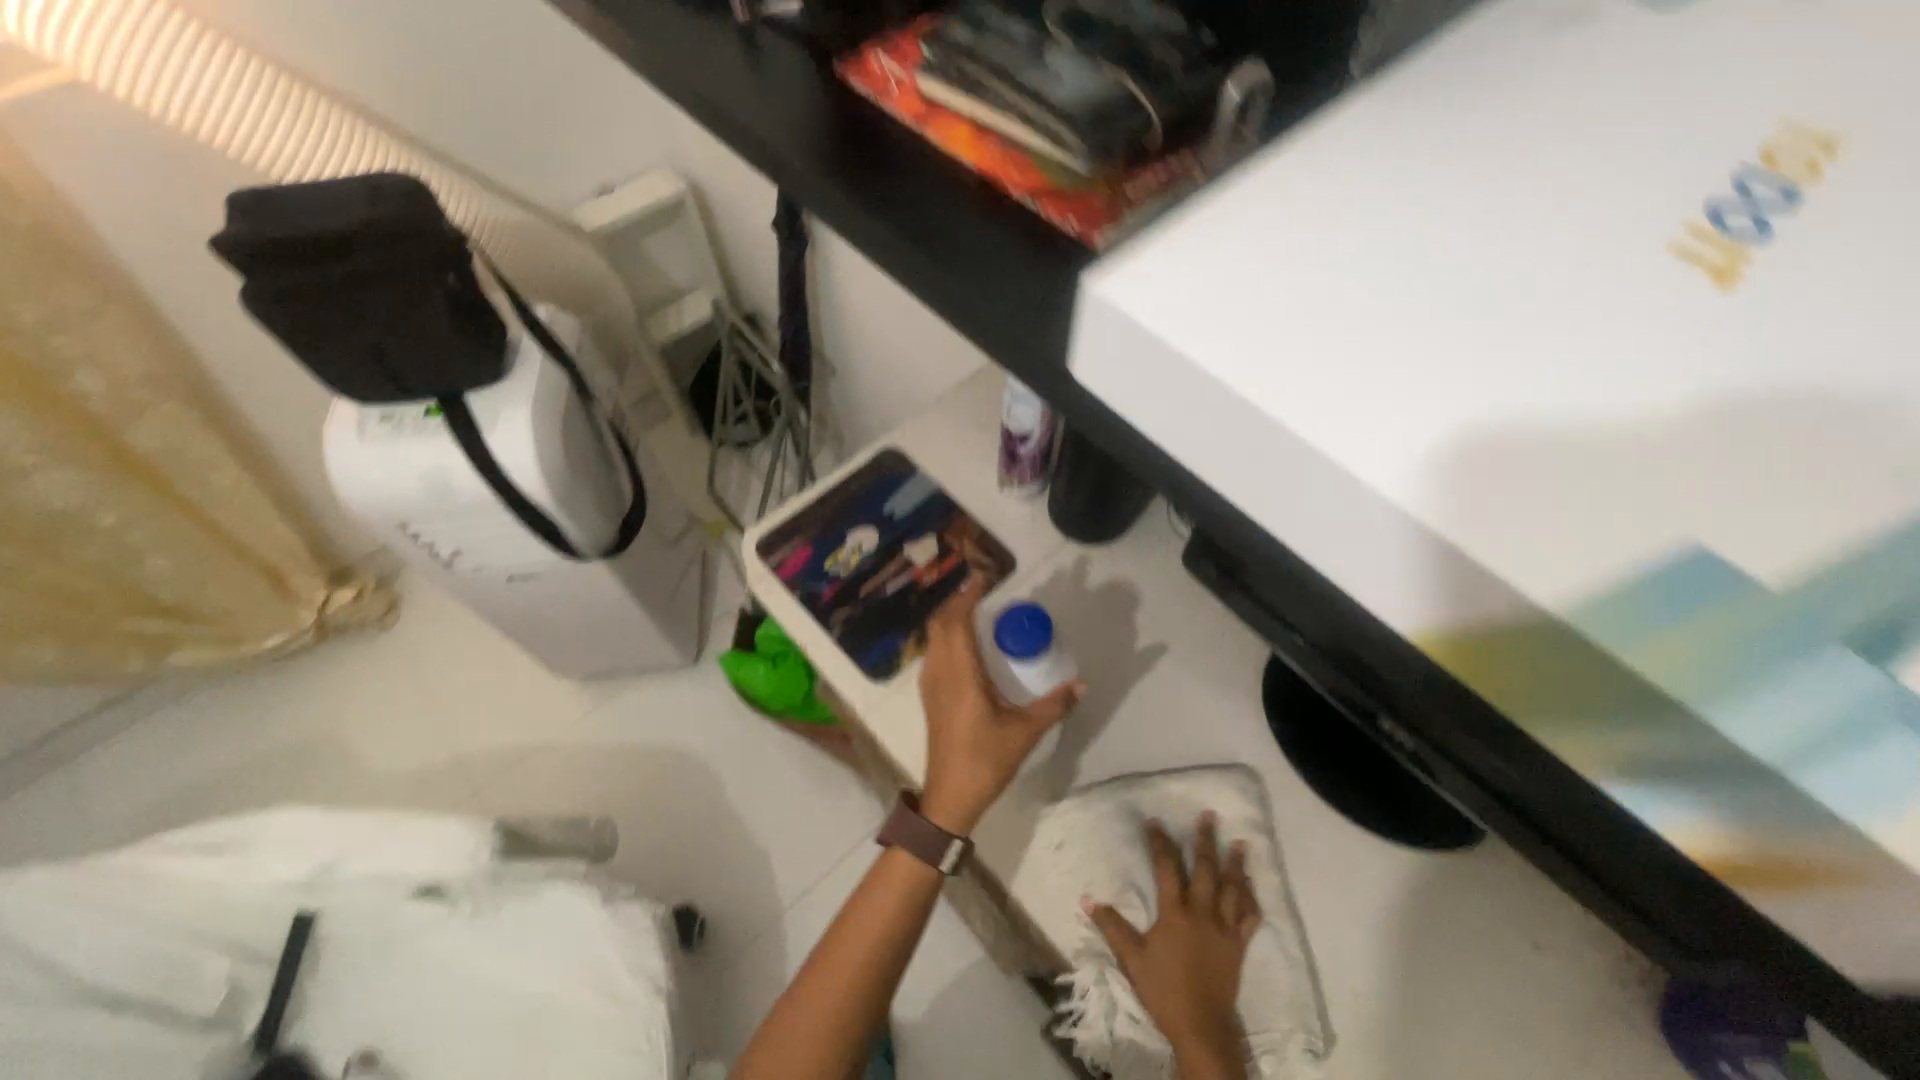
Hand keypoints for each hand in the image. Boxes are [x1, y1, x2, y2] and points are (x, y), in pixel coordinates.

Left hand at [918, 576, 1083, 834]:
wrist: (950, 797)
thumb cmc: (985, 761)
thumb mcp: (1025, 732)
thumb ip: (1054, 705)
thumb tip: (1081, 684)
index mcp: (960, 675)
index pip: (957, 623)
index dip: (967, 598)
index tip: (983, 580)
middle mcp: (940, 673)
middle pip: (940, 625)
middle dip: (958, 603)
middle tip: (983, 593)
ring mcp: (930, 686)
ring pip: (934, 640)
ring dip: (950, 620)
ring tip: (976, 613)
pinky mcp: (929, 698)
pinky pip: (933, 655)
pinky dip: (946, 639)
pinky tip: (966, 647)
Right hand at [1086, 814, 1260, 1075]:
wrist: (1200, 1025)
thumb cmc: (1163, 990)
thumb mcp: (1131, 958)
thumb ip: (1112, 927)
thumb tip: (1089, 900)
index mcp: (1175, 913)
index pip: (1167, 869)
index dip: (1160, 843)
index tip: (1155, 822)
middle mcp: (1202, 913)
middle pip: (1205, 870)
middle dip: (1206, 841)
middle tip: (1209, 816)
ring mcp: (1224, 929)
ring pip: (1232, 888)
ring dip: (1235, 863)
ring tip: (1238, 842)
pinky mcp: (1238, 945)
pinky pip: (1249, 916)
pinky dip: (1251, 897)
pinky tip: (1250, 884)